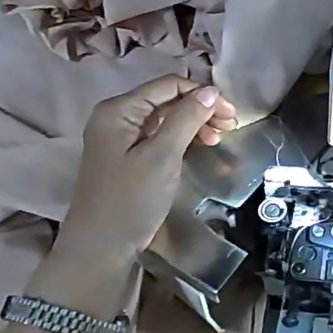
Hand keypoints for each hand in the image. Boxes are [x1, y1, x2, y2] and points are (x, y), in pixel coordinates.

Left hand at [50, 75, 237, 265]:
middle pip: (166, 99)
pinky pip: (158, 135)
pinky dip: (181, 138)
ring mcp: (119, 137)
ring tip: (218, 139)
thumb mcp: (163, 156)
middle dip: (200, 108)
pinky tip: (199, 146)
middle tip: (230, 127)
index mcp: (119, 110)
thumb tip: (211, 91)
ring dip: (194, 123)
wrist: (101, 247)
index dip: (202, 94)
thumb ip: (187, 119)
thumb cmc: (131, 199)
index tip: (231, 115)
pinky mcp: (125, 156)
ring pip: (164, 118)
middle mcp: (116, 116)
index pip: (168, 85)